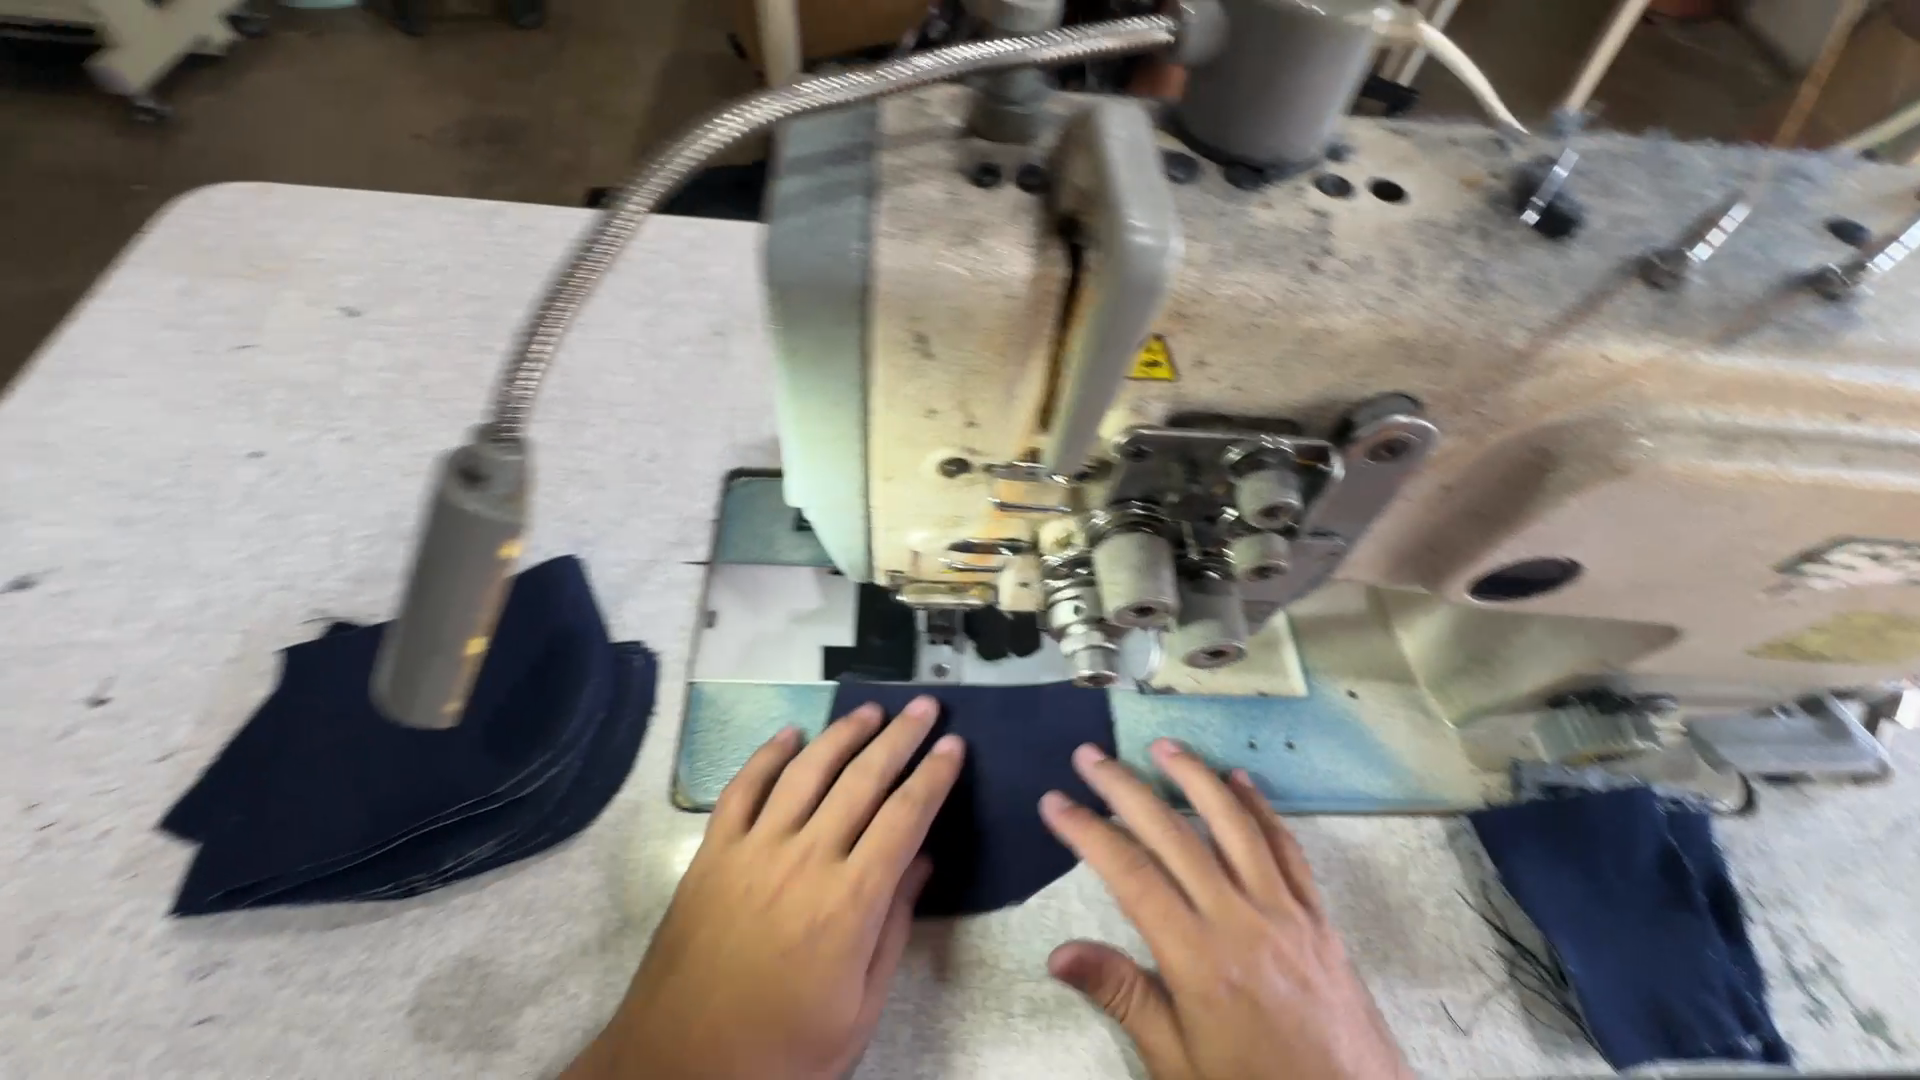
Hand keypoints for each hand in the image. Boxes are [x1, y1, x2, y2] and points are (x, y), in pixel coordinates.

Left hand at [565, 696, 963, 1079]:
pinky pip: (742, 788)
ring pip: (807, 771)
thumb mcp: (860, 1009)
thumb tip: (921, 861)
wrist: (680, 1067)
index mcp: (849, 901)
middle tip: (925, 707)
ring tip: (871, 710)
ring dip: (843, 734)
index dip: (934, 775)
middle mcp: (805, 858)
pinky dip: (767, 754)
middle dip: (900, 737)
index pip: (905, 816)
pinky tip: (790, 733)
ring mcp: (753, 849)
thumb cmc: (784, 1049)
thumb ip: (893, 928)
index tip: (954, 744)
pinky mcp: (712, 853)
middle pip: (863, 780)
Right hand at [1039, 739, 1411, 1079]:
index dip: (1087, 832)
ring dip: (1194, 777)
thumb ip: (1122, 996)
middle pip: (1173, 834)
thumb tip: (1058, 953)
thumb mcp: (1177, 1063)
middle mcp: (1240, 919)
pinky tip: (1239, 780)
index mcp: (1197, 959)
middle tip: (1089, 755)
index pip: (1129, 874)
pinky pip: (1287, 847)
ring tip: (1161, 745)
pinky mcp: (1318, 916)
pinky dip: (1260, 807)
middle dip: (1125, 788)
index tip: (1054, 802)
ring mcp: (1285, 911)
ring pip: (1234, 825)